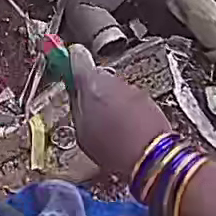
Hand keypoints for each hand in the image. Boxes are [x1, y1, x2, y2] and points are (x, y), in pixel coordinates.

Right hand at [68, 45, 171, 178]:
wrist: (152, 159)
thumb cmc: (114, 148)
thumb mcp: (80, 130)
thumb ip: (75, 104)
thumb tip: (72, 94)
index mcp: (90, 82)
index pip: (76, 57)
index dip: (68, 59)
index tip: (63, 61)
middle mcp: (113, 80)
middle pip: (96, 75)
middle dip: (91, 88)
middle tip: (86, 109)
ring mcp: (132, 90)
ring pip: (114, 88)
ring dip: (109, 100)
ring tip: (107, 125)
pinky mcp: (149, 101)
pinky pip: (130, 100)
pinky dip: (126, 110)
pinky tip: (123, 130)